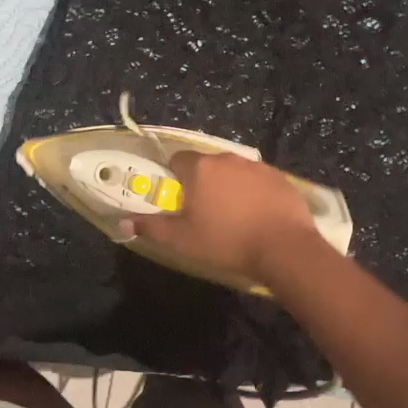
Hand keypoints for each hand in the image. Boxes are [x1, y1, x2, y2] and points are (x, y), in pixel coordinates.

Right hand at [120, 151, 320, 286]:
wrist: (285, 249)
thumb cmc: (227, 242)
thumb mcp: (182, 240)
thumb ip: (151, 226)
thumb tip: (123, 220)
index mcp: (200, 168)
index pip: (177, 161)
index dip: (174, 179)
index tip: (179, 201)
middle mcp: (226, 158)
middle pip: (206, 165)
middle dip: (202, 184)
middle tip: (204, 214)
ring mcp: (256, 166)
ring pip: (233, 172)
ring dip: (229, 187)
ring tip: (234, 217)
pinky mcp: (280, 177)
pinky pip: (258, 181)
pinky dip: (254, 193)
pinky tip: (258, 217)